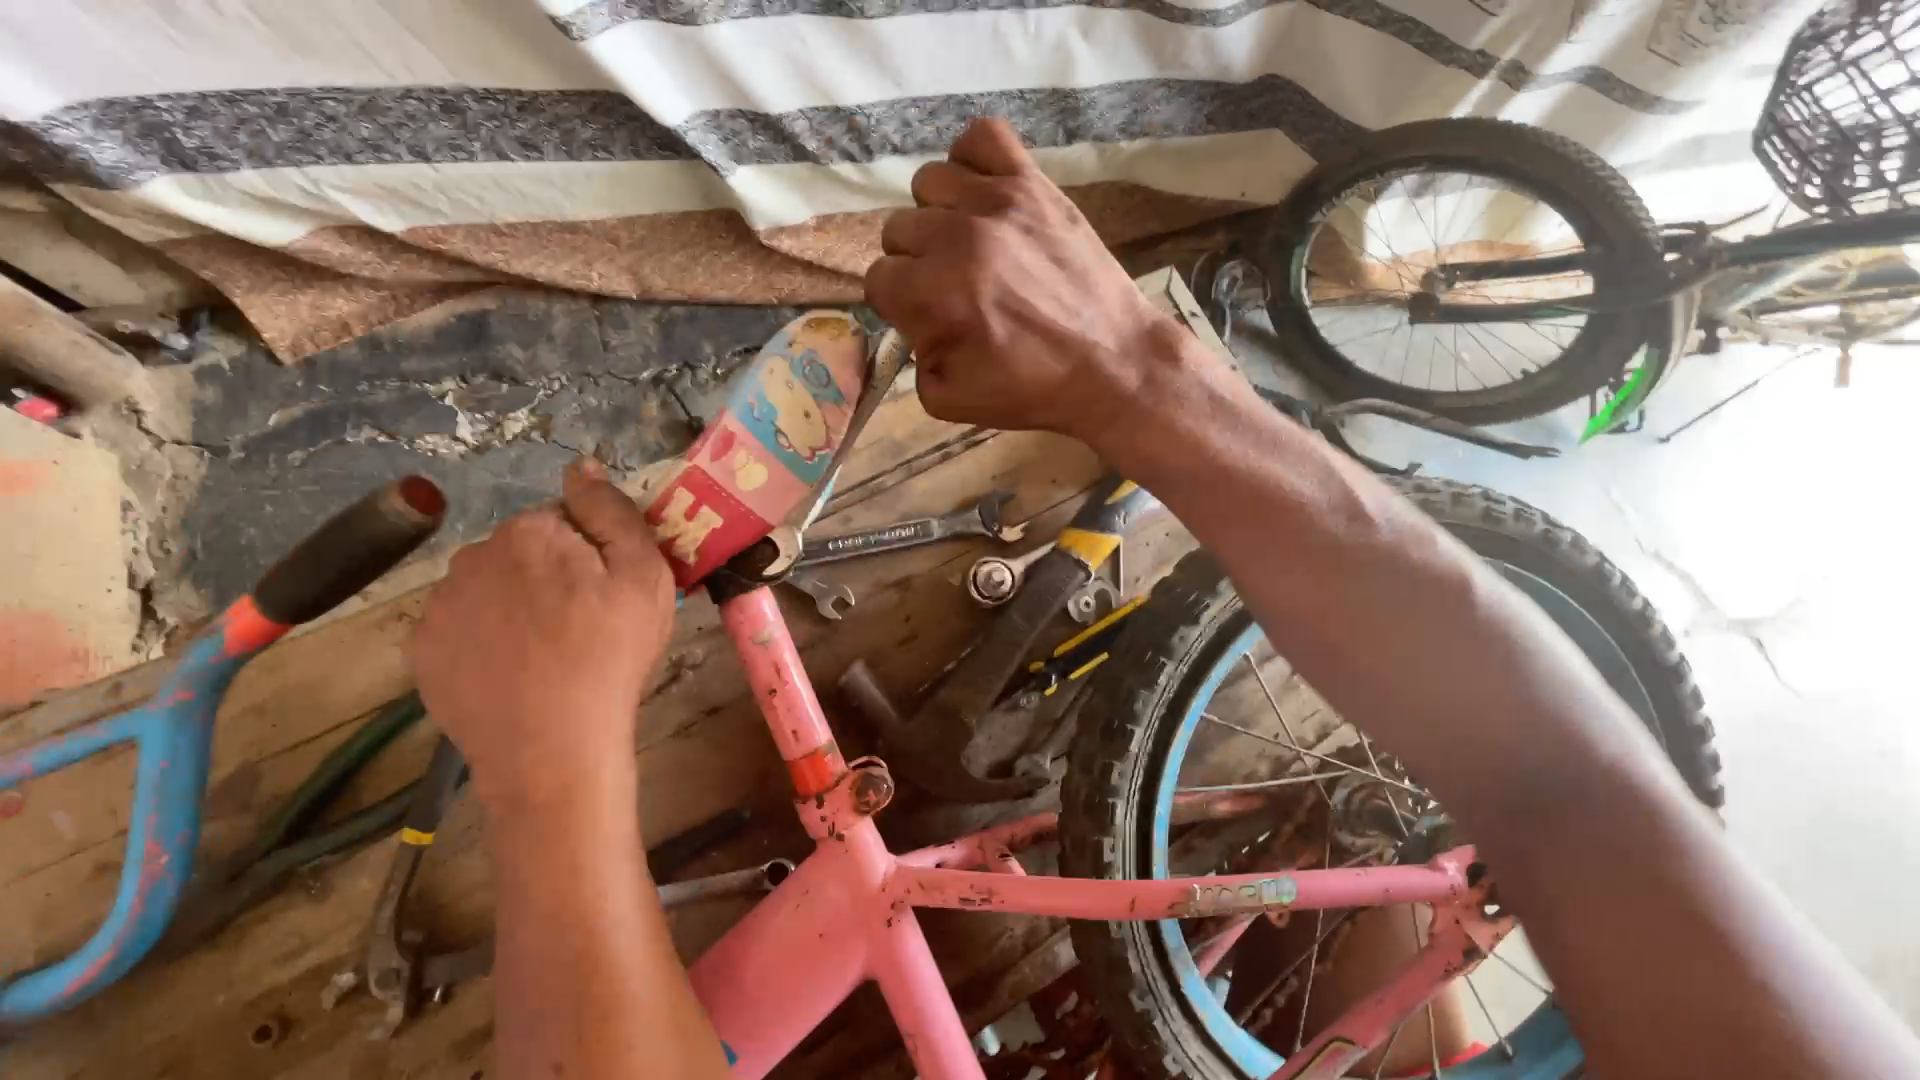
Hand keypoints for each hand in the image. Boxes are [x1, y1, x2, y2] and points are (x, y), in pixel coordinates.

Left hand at [412, 457, 675, 811]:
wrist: (553, 746)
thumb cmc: (610, 655)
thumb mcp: (644, 575)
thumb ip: (613, 511)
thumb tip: (580, 464)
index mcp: (528, 532)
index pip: (562, 522)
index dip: (589, 556)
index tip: (605, 595)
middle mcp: (471, 557)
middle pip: (521, 553)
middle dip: (548, 576)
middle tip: (582, 626)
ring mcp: (439, 606)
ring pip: (487, 590)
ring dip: (512, 606)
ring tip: (545, 655)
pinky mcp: (422, 652)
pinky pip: (460, 628)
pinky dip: (483, 641)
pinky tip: (512, 672)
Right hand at [864, 117, 1185, 443]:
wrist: (1113, 364)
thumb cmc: (1033, 389)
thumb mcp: (949, 398)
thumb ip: (913, 359)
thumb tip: (913, 322)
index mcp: (935, 293)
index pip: (879, 279)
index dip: (899, 304)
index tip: (926, 316)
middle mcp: (958, 238)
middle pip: (898, 230)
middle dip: (917, 265)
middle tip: (953, 287)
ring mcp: (997, 203)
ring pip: (929, 183)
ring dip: (939, 215)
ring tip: (969, 243)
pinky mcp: (1034, 185)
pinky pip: (983, 137)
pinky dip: (973, 160)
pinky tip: (984, 196)